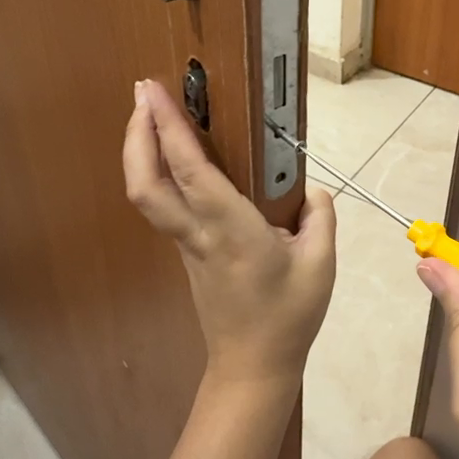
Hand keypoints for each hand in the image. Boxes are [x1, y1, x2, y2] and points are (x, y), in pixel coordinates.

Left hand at [122, 79, 336, 385]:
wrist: (253, 366)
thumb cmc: (289, 316)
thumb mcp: (322, 265)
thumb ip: (320, 217)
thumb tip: (310, 191)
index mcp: (231, 233)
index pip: (191, 173)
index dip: (169, 129)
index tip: (156, 94)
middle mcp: (198, 234)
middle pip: (145, 183)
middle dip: (137, 134)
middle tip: (143, 93)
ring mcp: (187, 245)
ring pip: (149, 194)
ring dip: (143, 149)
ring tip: (154, 113)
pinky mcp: (188, 252)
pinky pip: (165, 205)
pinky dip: (160, 170)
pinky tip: (177, 156)